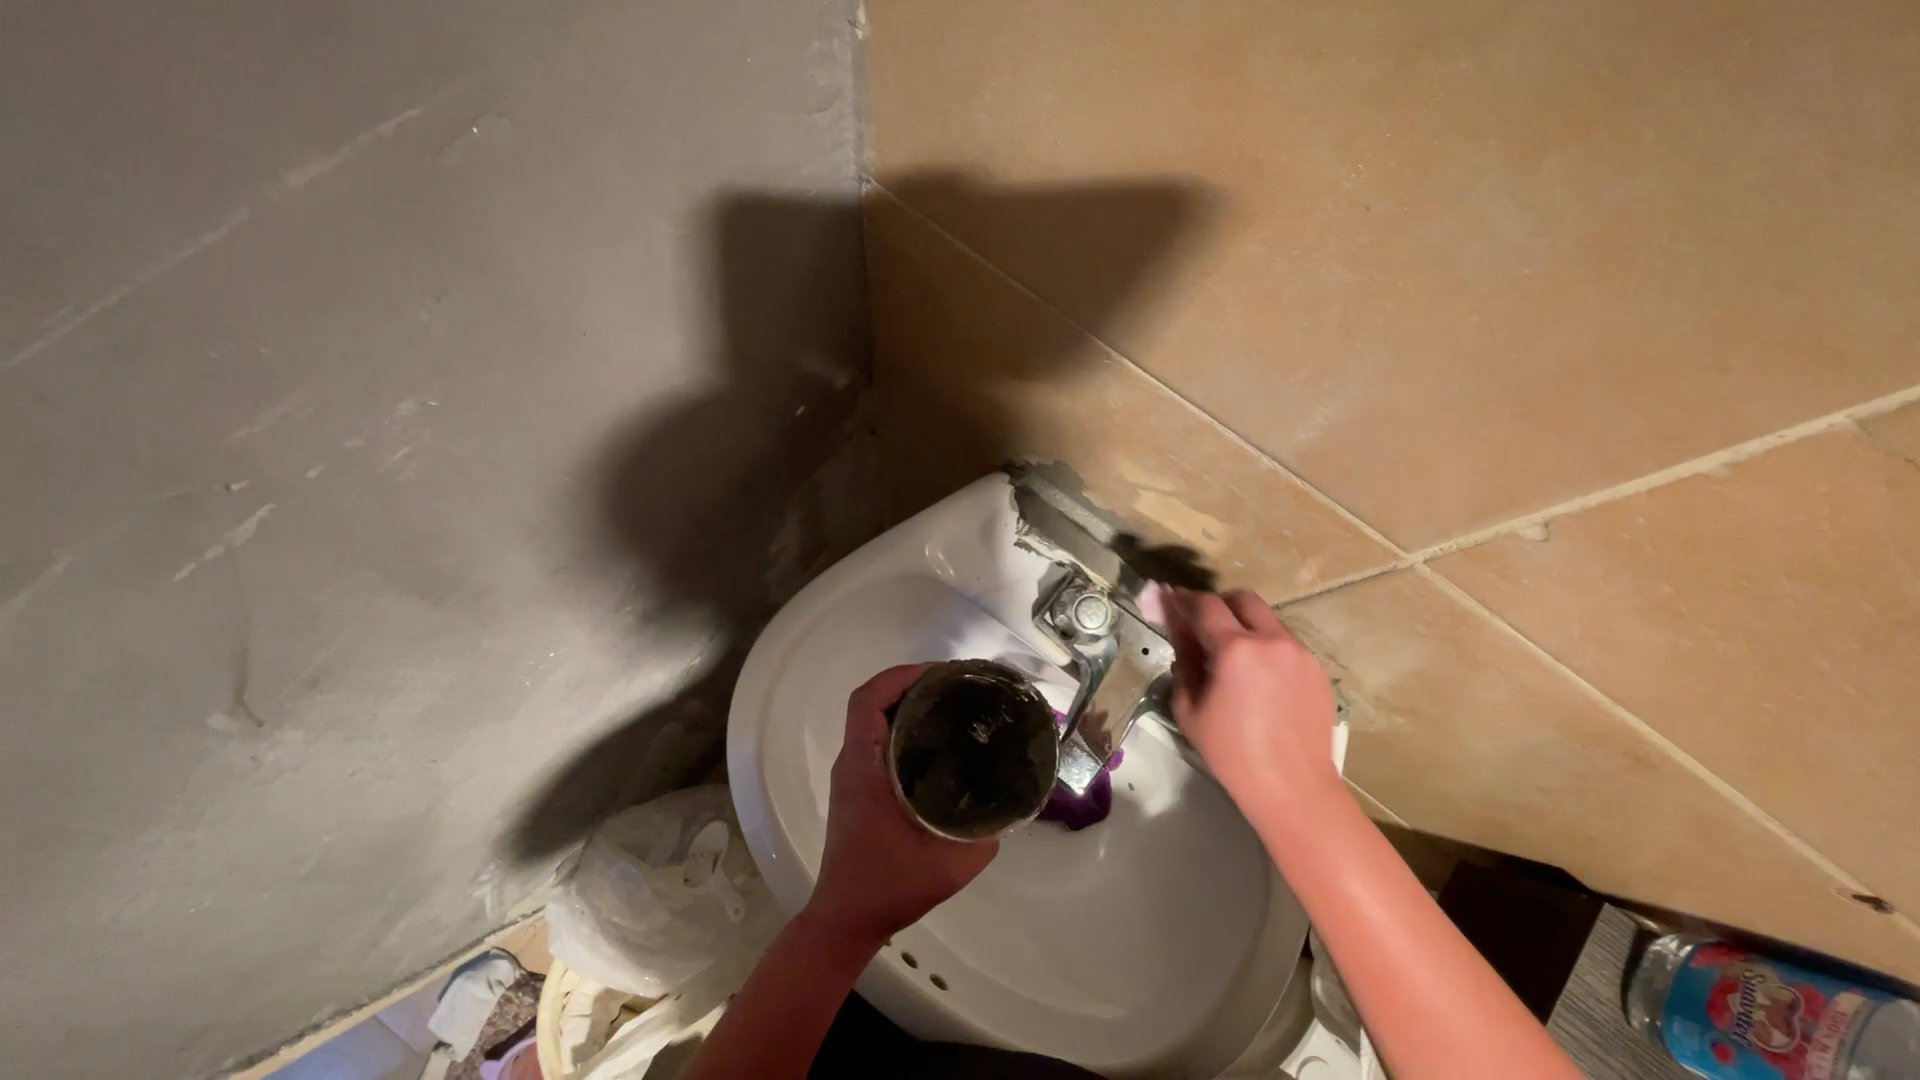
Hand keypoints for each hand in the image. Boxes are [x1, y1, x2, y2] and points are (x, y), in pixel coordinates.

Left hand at [805, 664, 999, 944]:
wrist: (846, 920)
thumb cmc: (889, 887)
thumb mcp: (949, 864)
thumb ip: (985, 833)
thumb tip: (1011, 800)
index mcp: (864, 768)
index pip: (867, 700)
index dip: (900, 676)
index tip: (941, 674)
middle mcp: (852, 763)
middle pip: (872, 702)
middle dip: (913, 685)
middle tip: (959, 688)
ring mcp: (851, 776)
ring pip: (873, 721)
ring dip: (907, 706)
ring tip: (954, 707)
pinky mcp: (856, 789)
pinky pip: (876, 742)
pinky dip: (903, 729)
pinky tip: (939, 744)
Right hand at [1162, 588, 1341, 800]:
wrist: (1292, 786)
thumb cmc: (1231, 753)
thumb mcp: (1190, 708)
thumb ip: (1184, 660)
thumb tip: (1178, 630)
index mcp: (1236, 649)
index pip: (1204, 606)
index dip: (1182, 600)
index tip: (1168, 599)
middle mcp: (1272, 640)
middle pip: (1242, 599)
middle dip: (1218, 604)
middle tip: (1201, 623)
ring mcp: (1300, 653)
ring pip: (1268, 619)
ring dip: (1244, 624)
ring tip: (1231, 654)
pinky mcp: (1317, 669)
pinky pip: (1286, 643)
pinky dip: (1266, 646)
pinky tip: (1258, 677)